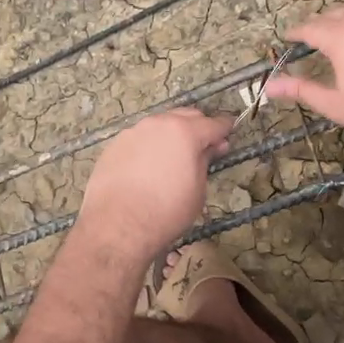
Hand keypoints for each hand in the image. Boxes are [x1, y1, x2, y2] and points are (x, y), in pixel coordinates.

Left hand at [75, 108, 231, 261]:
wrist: (117, 226)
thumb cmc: (166, 211)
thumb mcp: (197, 189)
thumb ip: (204, 161)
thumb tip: (212, 147)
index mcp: (185, 132)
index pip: (213, 124)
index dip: (224, 129)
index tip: (229, 133)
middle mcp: (158, 124)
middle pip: (186, 116)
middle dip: (198, 127)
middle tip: (204, 147)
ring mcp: (133, 132)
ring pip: (160, 125)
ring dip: (172, 134)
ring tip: (174, 157)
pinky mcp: (114, 145)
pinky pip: (140, 138)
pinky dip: (150, 146)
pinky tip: (148, 167)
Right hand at [265, 0, 343, 143]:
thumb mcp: (336, 104)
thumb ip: (302, 90)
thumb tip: (269, 86)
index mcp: (338, 37)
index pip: (309, 28)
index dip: (296, 33)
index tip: (289, 38)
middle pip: (332, 14)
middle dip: (320, 24)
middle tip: (316, 39)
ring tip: (343, 25)